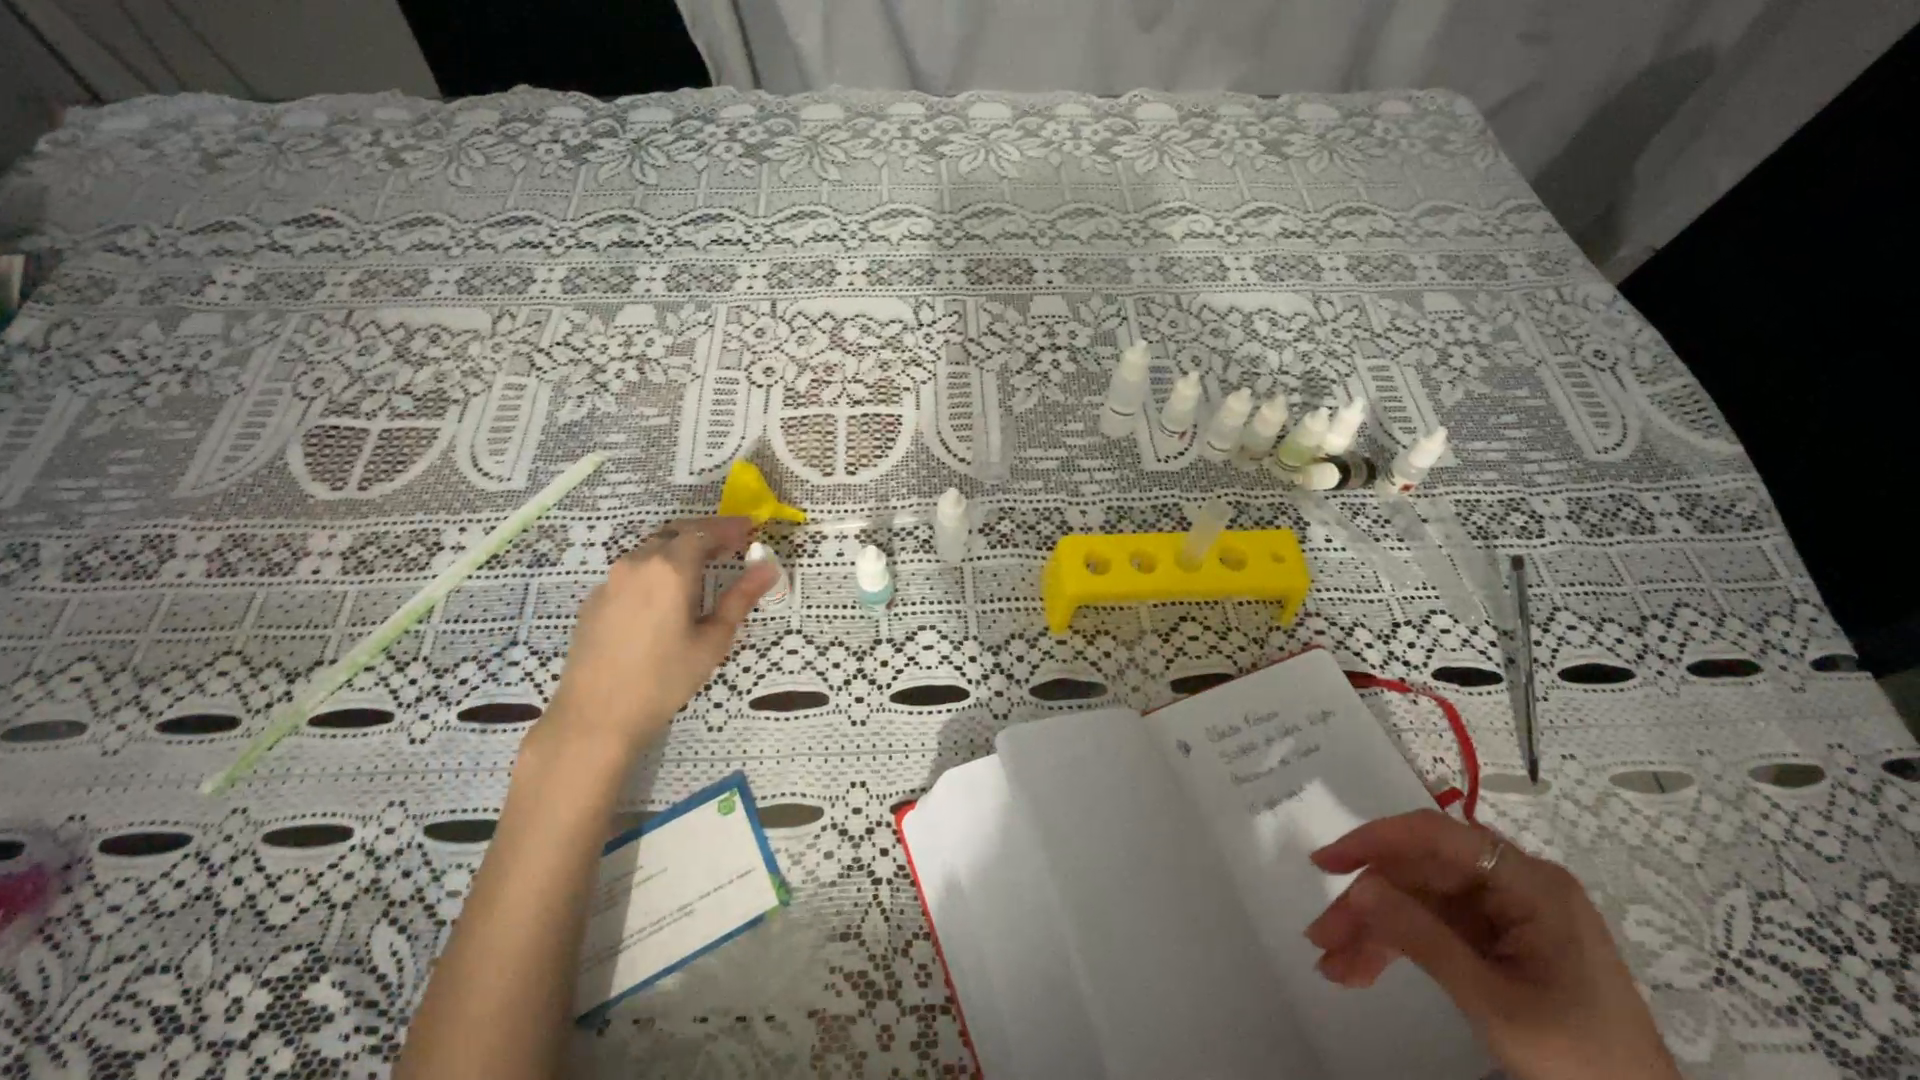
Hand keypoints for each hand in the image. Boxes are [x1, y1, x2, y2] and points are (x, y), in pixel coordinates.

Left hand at [539, 516, 773, 758]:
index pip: (704, 533)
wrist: (597, 714)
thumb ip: (740, 599)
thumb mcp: (712, 641)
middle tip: (731, 543)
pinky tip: (666, 593)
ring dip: (678, 549)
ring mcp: (611, 580)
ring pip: (650, 549)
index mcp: (670, 569)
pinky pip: (632, 570)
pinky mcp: (595, 599)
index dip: (729, 528)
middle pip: (675, 534)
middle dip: (705, 533)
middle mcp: (637, 563)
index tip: (751, 528)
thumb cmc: (664, 680)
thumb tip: (768, 569)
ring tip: (702, 566)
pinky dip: (656, 568)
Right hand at [1305, 810, 1680, 1079]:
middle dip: (1367, 904)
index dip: (1374, 841)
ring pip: (1419, 902)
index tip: (1323, 863)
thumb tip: (1358, 887)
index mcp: (1529, 883)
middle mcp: (1515, 885)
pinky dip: (1396, 947)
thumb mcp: (1493, 1000)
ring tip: (1333, 965)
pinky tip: (1361, 969)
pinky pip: (1433, 929)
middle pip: (1420, 874)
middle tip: (1322, 938)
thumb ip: (1423, 938)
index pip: (1437, 837)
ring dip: (1374, 930)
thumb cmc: (1579, 1055)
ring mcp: (1507, 914)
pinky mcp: (1498, 942)